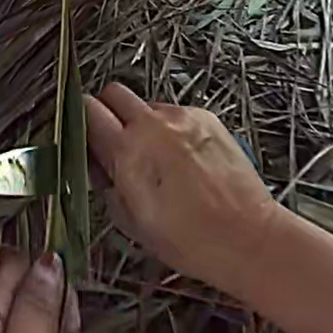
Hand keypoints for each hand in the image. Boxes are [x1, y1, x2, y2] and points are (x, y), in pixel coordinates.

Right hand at [83, 82, 282, 294]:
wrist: (249, 239)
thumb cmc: (190, 241)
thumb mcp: (132, 223)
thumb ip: (108, 185)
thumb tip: (99, 165)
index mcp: (128, 152)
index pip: (88, 109)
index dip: (83, 120)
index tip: (88, 135)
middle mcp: (151, 125)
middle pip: (113, 91)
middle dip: (109, 110)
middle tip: (116, 138)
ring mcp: (181, 116)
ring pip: (146, 104)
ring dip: (143, 122)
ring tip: (159, 157)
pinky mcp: (205, 116)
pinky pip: (176, 113)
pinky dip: (173, 129)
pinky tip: (186, 158)